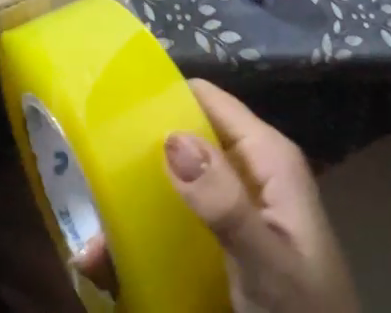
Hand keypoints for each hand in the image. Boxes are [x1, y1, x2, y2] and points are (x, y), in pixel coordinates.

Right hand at [73, 80, 360, 312]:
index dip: (160, 98)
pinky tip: (111, 261)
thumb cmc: (304, 310)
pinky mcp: (223, 241)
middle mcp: (248, 172)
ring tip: (93, 239)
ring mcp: (235, 207)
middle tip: (86, 177)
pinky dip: (144, 238)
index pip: (206, 100)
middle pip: (183, 140)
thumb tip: (172, 138)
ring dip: (132, 207)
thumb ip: (225, 203)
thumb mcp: (266, 260)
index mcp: (267, 157)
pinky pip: (176, 223)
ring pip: (173, 184)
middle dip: (136, 158)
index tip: (107, 112)